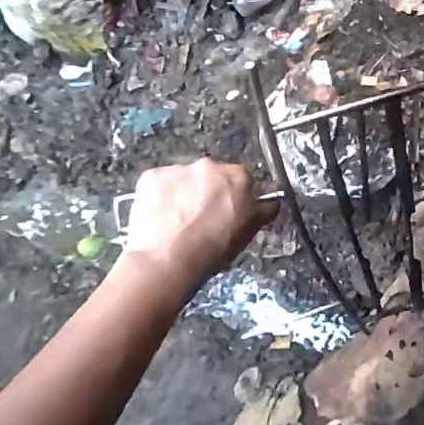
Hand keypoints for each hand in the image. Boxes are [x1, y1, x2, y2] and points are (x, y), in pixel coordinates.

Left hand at [120, 160, 272, 287]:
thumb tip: (272, 201)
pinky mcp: (151, 176)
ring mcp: (178, 169)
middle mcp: (210, 165)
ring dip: (185, 193)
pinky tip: (160, 217)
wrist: (166, 260)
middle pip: (212, 176)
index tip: (228, 214)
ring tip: (177, 221)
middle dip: (209, 192)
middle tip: (202, 218)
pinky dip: (161, 196)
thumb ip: (263, 210)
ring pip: (185, 179)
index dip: (235, 198)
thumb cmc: (214, 249)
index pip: (242, 181)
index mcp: (239, 176)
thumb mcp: (249, 232)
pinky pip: (160, 184)